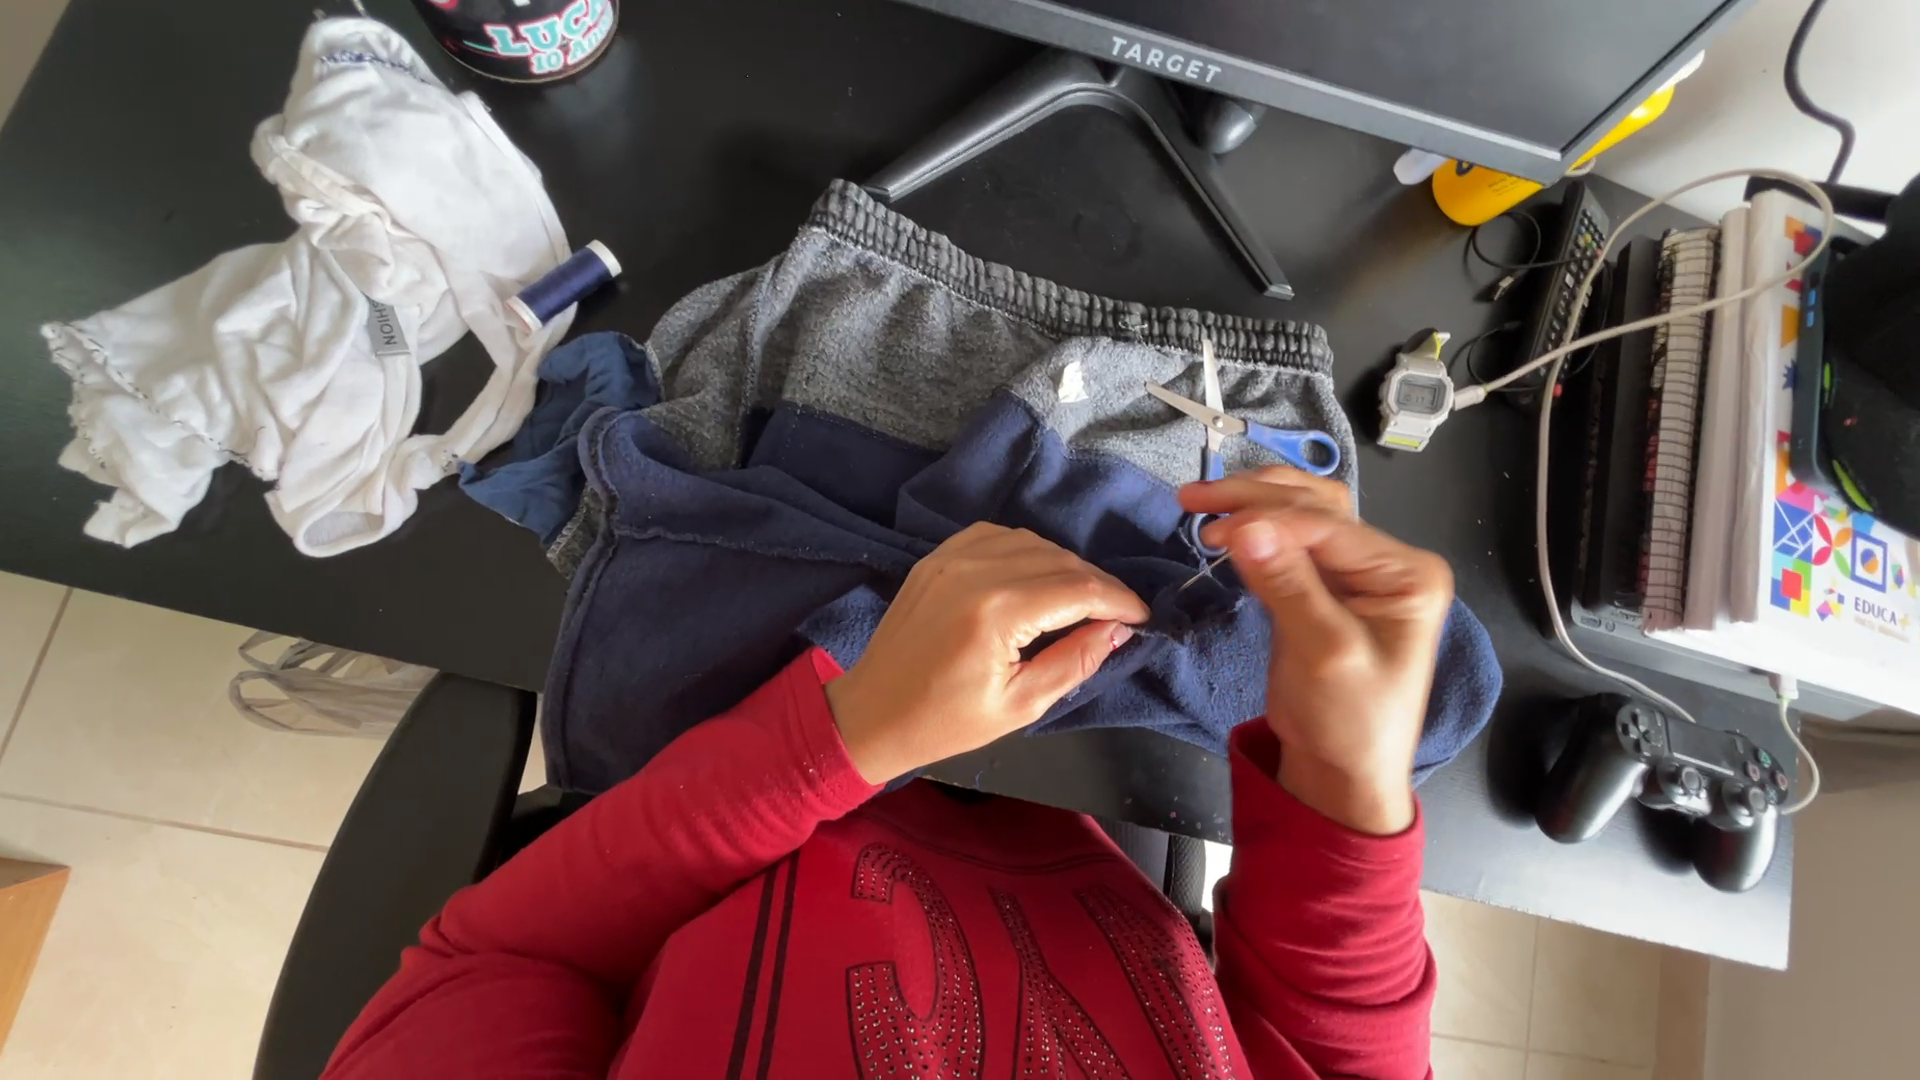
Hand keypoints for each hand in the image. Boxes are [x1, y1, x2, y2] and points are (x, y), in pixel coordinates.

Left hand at [825, 523, 1151, 783]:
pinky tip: (1035, 577)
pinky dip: (1027, 550)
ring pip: (1032, 541)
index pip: (1079, 589)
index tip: (1142, 617)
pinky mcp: (937, 555)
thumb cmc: (945, 722)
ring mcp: (951, 556)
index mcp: (996, 612)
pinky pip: (997, 535)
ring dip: (1064, 566)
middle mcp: (975, 570)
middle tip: (1115, 615)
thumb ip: (1075, 661)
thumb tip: (1119, 629)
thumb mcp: (1021, 705)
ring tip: (1079, 601)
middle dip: (1097, 586)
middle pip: (1060, 561)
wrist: (872, 711)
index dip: (1120, 600)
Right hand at [1181, 469, 1452, 833]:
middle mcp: (1384, 561)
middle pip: (1315, 505)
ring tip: (1201, 501)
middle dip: (1253, 496)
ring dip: (1252, 503)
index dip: (1268, 519)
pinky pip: (1287, 544)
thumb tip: (1243, 527)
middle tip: (1193, 496)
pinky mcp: (1321, 587)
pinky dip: (1253, 531)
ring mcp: (1353, 572)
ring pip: (1299, 514)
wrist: (1340, 768)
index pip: (1328, 525)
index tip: (1212, 529)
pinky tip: (1224, 529)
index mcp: (1405, 572)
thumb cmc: (1348, 719)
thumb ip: (1287, 584)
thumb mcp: (1322, 651)